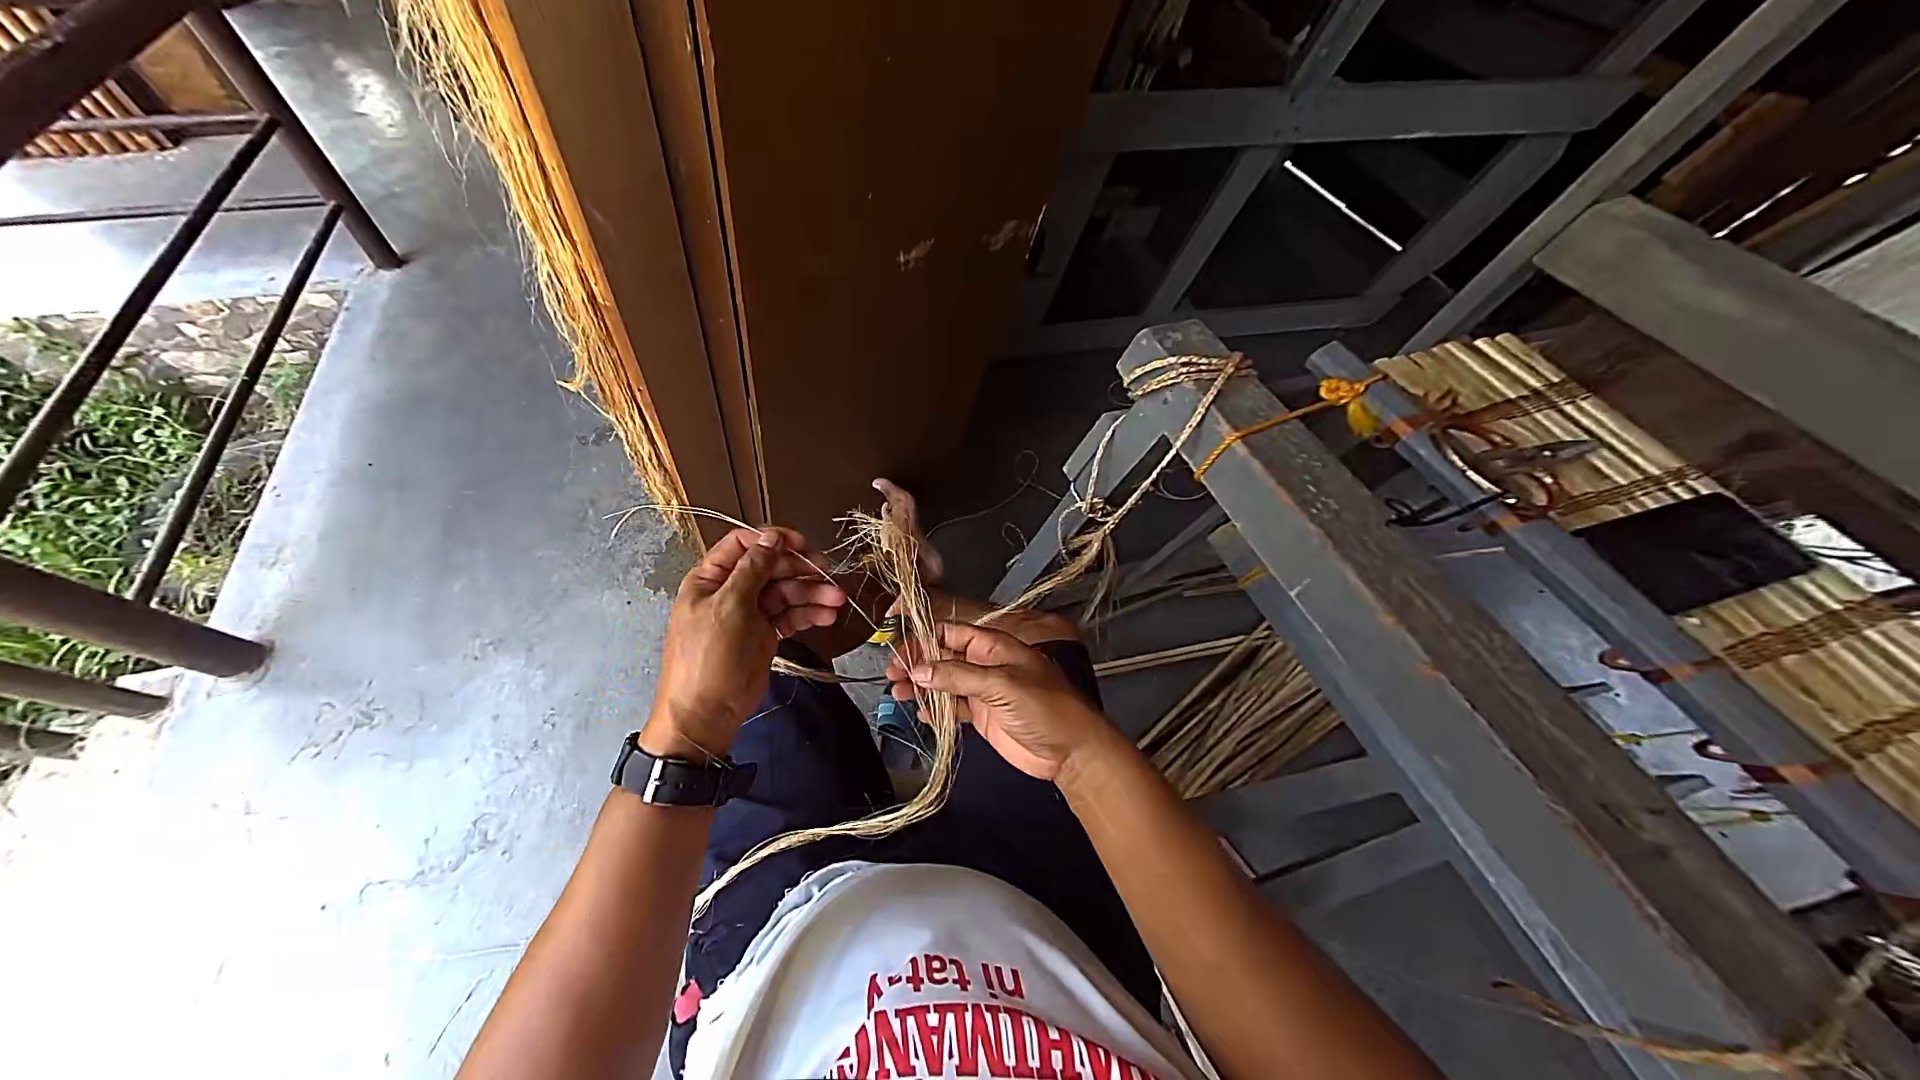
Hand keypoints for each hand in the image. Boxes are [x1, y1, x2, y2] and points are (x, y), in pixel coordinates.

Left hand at [642, 527, 844, 759]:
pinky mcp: (765, 635)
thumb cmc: (709, 659)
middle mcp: (730, 591)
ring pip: (786, 593)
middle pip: (771, 568)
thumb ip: (752, 568)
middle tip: (829, 574)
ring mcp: (749, 614)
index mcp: (711, 579)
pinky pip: (790, 616)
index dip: (773, 541)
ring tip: (837, 601)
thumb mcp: (729, 606)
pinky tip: (827, 615)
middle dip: (801, 570)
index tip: (802, 545)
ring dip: (812, 594)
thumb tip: (770, 537)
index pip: (744, 545)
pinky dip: (809, 614)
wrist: (706, 714)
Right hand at [886, 622, 1118, 781]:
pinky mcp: (983, 716)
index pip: (952, 632)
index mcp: (994, 646)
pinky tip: (921, 712)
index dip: (925, 638)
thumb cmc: (1047, 707)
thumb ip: (959, 676)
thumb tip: (920, 669)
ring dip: (922, 686)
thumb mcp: (1002, 685)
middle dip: (917, 662)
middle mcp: (985, 664)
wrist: (1071, 751)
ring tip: (899, 693)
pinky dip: (936, 709)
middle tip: (893, 674)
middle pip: (943, 657)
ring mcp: (983, 691)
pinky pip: (953, 707)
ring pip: (944, 682)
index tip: (900, 650)